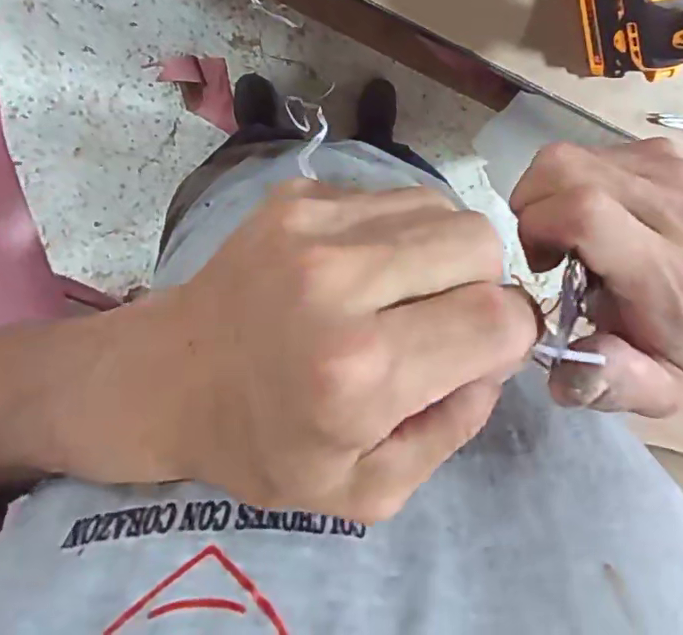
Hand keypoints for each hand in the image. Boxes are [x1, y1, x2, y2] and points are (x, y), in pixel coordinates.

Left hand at [154, 179, 537, 521]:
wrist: (170, 373)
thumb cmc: (263, 444)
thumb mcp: (366, 488)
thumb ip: (453, 428)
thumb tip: (496, 355)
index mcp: (359, 369)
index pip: (496, 319)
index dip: (511, 335)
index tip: (483, 350)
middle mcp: (338, 279)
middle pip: (478, 242)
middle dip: (482, 284)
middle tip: (442, 316)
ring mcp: (313, 222)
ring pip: (440, 208)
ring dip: (442, 251)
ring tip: (402, 289)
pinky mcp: (298, 193)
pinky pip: (393, 196)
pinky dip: (398, 231)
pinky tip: (360, 265)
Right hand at [510, 140, 682, 415]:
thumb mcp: (653, 391)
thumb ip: (607, 383)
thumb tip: (558, 372)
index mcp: (670, 270)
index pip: (584, 213)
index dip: (539, 226)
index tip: (541, 263)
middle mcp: (677, 209)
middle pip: (566, 168)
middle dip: (532, 203)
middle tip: (545, 245)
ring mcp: (675, 173)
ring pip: (571, 155)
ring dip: (551, 191)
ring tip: (568, 231)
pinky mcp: (668, 155)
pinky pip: (592, 151)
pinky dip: (575, 179)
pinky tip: (594, 213)